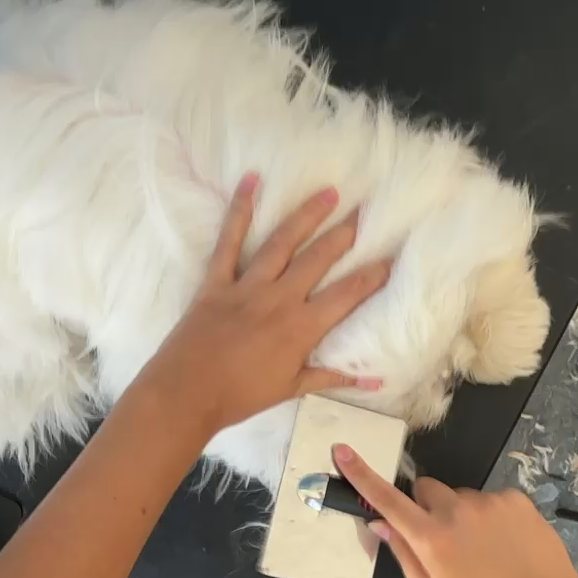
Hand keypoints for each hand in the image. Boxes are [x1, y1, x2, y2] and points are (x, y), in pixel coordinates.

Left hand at [135, 174, 392, 434]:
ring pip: (282, 243)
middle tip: (365, 210)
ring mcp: (247, 286)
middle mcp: (279, 299)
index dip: (372, 275)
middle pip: (319, 259)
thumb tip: (373, 381)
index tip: (390, 257)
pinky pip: (229, 241)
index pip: (347, 295)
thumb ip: (332, 377)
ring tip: (328, 193)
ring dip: (307, 215)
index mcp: (302, 328)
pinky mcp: (216, 281)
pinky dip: (240, 210)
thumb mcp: (291, 389)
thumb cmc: (241, 396)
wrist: (187, 394)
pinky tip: (251, 180)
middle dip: (345, 233)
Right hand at [333, 444, 577, 577]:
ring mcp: (489, 501)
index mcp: (431, 540)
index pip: (387, 500)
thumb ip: (403, 556)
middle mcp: (457, 511)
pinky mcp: (515, 498)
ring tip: (484, 549)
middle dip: (427, 508)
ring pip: (459, 496)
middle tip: (444, 542)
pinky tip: (505, 542)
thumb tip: (380, 524)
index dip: (361, 474)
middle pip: (425, 490)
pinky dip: (490, 515)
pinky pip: (489, 498)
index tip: (343, 450)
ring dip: (461, 514)